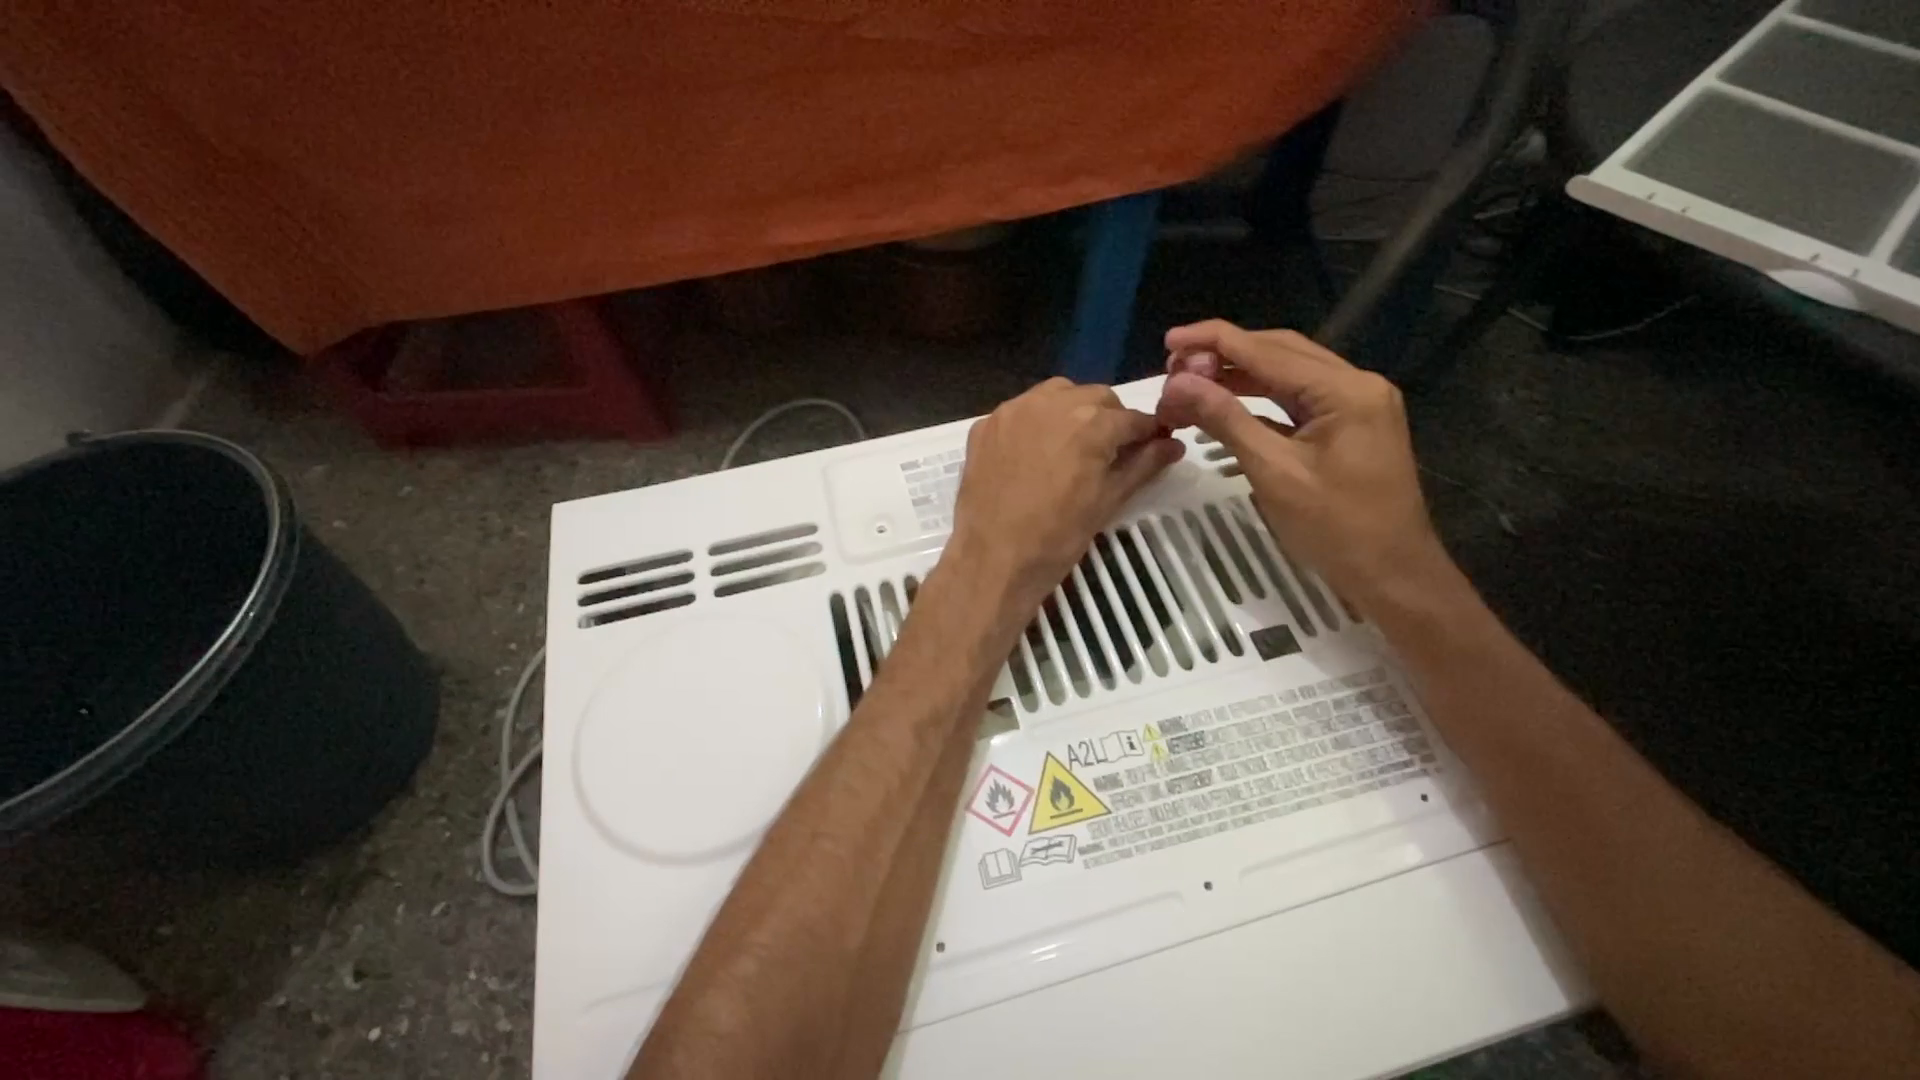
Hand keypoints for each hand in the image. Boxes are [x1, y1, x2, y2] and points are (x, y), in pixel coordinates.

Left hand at [948, 378, 1181, 613]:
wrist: (993, 560)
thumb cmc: (1058, 537)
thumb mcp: (1108, 501)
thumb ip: (1143, 465)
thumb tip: (1174, 445)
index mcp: (1092, 422)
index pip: (1132, 418)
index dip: (1147, 432)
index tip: (1153, 445)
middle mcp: (1053, 403)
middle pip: (1095, 398)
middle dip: (1109, 419)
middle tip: (1110, 452)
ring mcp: (1014, 411)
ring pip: (1056, 395)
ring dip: (1072, 412)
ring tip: (1071, 448)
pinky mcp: (985, 425)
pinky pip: (1020, 412)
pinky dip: (1035, 424)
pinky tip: (1034, 455)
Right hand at [1156, 320, 1449, 614]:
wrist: (1394, 576)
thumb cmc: (1337, 529)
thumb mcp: (1274, 473)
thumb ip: (1226, 420)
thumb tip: (1178, 383)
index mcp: (1344, 390)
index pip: (1267, 351)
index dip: (1214, 342)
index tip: (1168, 340)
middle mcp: (1356, 385)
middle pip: (1280, 352)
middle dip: (1225, 354)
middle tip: (1174, 365)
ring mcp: (1357, 405)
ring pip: (1288, 374)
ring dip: (1240, 375)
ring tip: (1192, 383)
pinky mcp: (1351, 427)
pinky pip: (1298, 400)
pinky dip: (1260, 399)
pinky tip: (1227, 405)